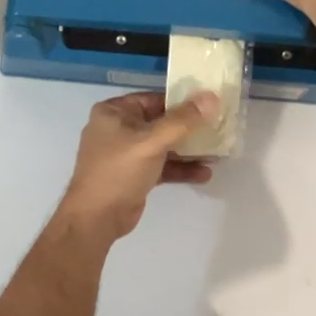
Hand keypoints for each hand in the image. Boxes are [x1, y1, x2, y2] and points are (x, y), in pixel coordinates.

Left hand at [56, 92, 218, 241]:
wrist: (97, 218)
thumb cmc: (119, 171)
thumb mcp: (152, 141)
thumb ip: (183, 120)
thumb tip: (212, 97)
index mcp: (114, 112)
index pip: (154, 99)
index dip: (182, 101)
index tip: (210, 105)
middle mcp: (119, 128)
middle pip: (161, 122)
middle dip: (189, 129)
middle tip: (218, 129)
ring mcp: (126, 153)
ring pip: (163, 146)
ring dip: (188, 150)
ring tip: (217, 154)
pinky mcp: (135, 174)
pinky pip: (162, 165)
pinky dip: (180, 168)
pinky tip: (204, 173)